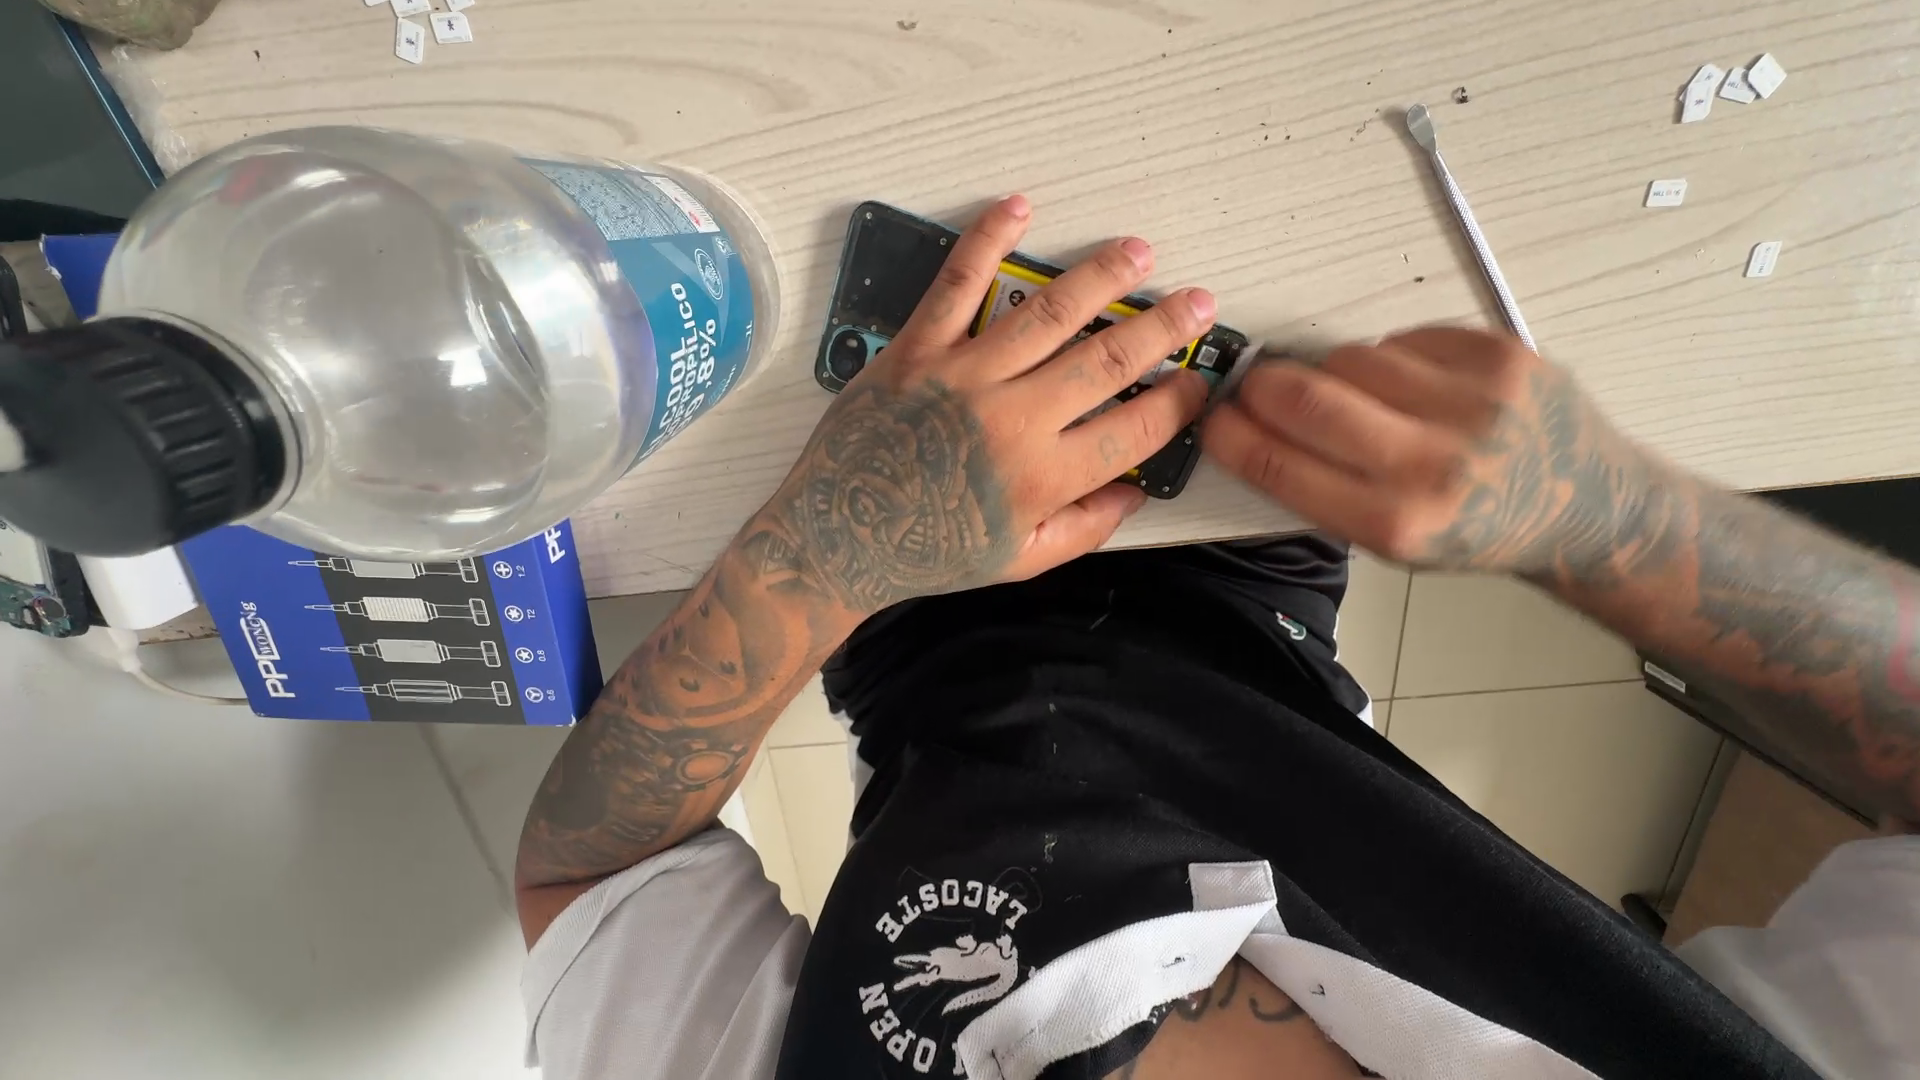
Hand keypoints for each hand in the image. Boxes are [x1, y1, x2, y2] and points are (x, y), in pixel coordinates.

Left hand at [767, 195, 1215, 612]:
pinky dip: (988, 239)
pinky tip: (1017, 207)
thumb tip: (1134, 494)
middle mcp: (1013, 420)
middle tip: (1196, 304)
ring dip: (1101, 276)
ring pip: (1049, 312)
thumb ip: (1084, 529)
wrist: (840, 537)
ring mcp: (964, 376)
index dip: (1177, 403)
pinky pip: (957, 283)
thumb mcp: (1019, 561)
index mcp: (1043, 477)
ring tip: (1138, 252)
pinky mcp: (918, 349)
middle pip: (1106, 360)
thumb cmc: (928, 553)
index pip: (1135, 429)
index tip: (1196, 383)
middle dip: (1162, 329)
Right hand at [1202, 327, 1670, 579]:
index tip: (1213, 416)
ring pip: (1347, 358)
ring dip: (1329, 373)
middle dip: (1261, 385)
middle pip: (1303, 397)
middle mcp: (1432, 463)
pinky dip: (1385, 359)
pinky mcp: (1499, 355)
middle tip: (1254, 387)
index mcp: (1391, 521)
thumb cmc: (1468, 531)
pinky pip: (1399, 339)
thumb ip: (1317, 488)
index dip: (1229, 433)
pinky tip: (1407, 386)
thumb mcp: (1384, 540)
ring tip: (1354, 397)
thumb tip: (1252, 426)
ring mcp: (1471, 402)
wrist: (1583, 506)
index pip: (1276, 462)